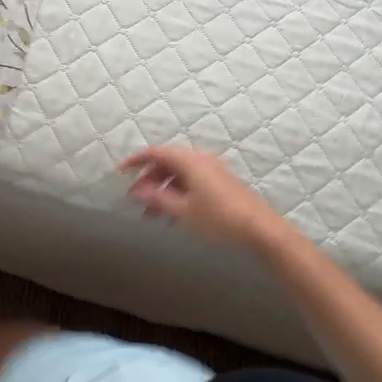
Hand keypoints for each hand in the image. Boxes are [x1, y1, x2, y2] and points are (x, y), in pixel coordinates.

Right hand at [119, 145, 290, 250]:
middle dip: (149, 179)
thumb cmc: (219, 220)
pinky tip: (174, 214)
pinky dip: (178, 192)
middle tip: (136, 199)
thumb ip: (158, 198)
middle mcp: (200, 158)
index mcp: (189, 160)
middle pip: (167, 162)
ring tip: (152, 213)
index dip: (136, 161)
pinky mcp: (221, 182)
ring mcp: (213, 169)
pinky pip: (192, 181)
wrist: (261, 230)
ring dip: (163, 189)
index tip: (120, 173)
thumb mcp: (183, 211)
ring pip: (180, 173)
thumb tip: (137, 189)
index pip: (156, 152)